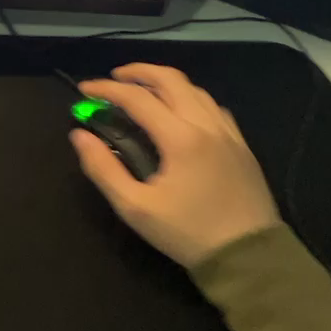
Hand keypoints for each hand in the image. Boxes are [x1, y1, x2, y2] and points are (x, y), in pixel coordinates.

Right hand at [71, 64, 278, 266]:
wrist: (250, 258)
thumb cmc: (188, 233)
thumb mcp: (135, 208)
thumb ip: (103, 168)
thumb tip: (79, 135)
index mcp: (180, 138)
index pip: (137, 98)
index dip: (106, 89)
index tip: (84, 90)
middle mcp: (206, 125)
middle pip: (170, 79)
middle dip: (138, 72)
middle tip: (113, 78)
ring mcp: (228, 133)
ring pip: (194, 89)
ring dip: (164, 82)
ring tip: (142, 90)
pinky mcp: (242, 145)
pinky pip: (212, 106)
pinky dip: (189, 97)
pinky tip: (179, 111)